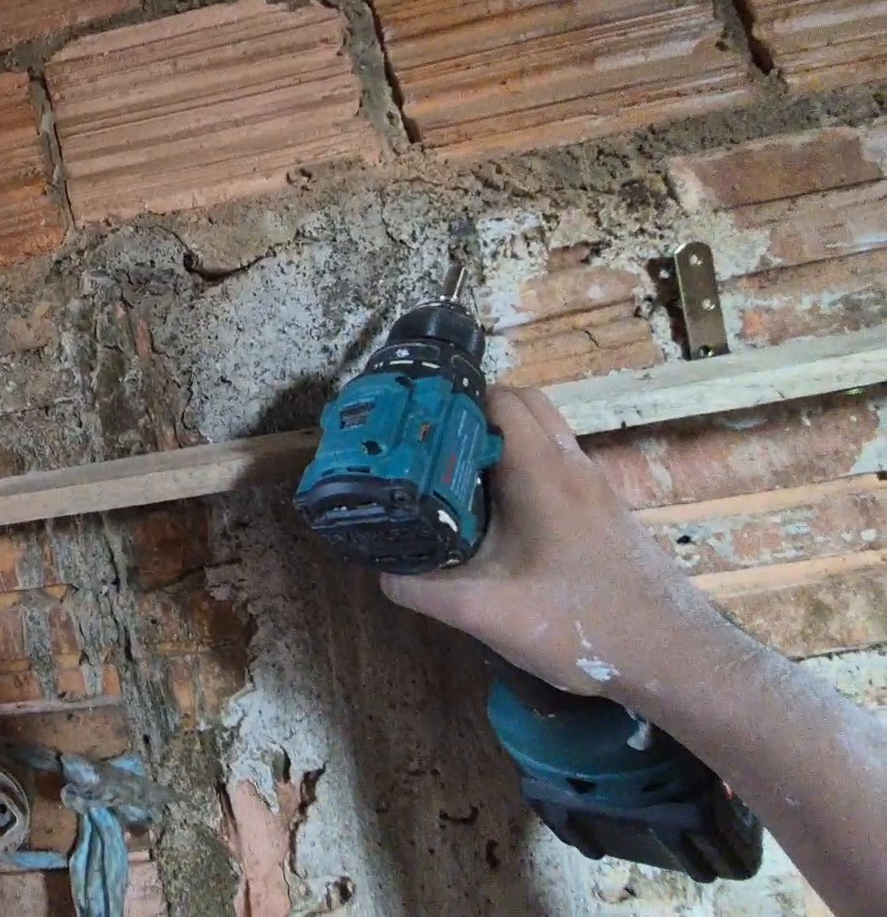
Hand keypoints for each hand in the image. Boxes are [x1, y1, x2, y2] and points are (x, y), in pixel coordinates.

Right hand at [377, 387, 728, 699]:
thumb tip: (378, 570)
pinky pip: (550, 460)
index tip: (408, 417)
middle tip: (422, 437)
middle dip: (469, 408)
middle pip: (520, 403)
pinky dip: (514, 461)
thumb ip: (420, 589)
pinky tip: (486, 504)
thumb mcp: (484, 613)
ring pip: (538, 431)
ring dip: (493, 435)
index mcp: (544, 475)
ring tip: (444, 466)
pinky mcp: (599, 509)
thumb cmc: (585, 626)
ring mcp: (591, 487)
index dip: (450, 397)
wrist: (681, 663)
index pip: (499, 399)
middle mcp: (572, 468)